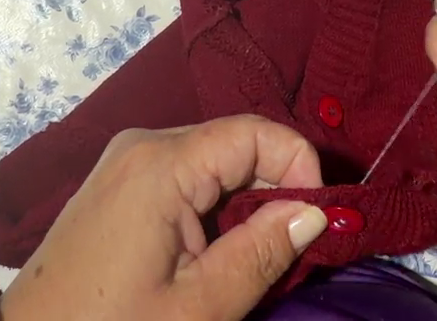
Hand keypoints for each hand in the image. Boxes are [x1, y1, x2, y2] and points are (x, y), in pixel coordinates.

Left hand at [0, 116, 329, 320]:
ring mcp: (127, 158)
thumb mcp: (195, 309)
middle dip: (274, 189)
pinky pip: (185, 174)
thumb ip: (262, 253)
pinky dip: (214, 205)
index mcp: (162, 161)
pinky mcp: (119, 179)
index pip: (256, 132)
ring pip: (213, 160)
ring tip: (254, 258)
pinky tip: (216, 252)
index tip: (316, 222)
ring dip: (245, 202)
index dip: (299, 167)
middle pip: (235, 144)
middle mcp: (144, 143)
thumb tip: (317, 211)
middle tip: (291, 250)